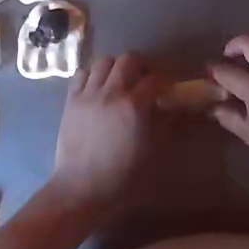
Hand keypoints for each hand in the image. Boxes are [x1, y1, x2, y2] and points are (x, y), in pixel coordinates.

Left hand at [50, 53, 163, 212]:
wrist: (82, 189)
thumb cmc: (123, 175)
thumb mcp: (153, 150)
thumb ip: (166, 125)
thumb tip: (177, 109)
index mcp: (134, 105)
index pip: (154, 79)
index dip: (163, 82)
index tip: (166, 90)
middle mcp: (111, 92)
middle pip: (128, 59)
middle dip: (141, 66)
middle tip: (144, 80)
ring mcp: (88, 94)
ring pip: (104, 61)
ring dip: (116, 67)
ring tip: (120, 82)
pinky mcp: (71, 101)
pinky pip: (81, 74)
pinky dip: (92, 75)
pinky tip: (98, 88)